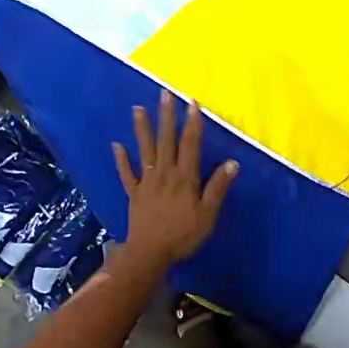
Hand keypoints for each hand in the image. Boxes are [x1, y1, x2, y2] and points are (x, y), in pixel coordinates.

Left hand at [111, 91, 238, 267]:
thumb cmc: (183, 235)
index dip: (192, 123)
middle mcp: (164, 174)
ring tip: (137, 109)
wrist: (150, 253)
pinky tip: (116, 145)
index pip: (190, 145)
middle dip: (166, 116)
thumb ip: (217, 188)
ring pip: (145, 150)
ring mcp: (146, 182)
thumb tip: (232, 163)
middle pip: (166, 140)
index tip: (192, 103)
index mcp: (185, 178)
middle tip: (164, 94)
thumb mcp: (208, 215)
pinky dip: (121, 160)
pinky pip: (127, 173)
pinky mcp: (134, 193)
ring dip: (141, 129)